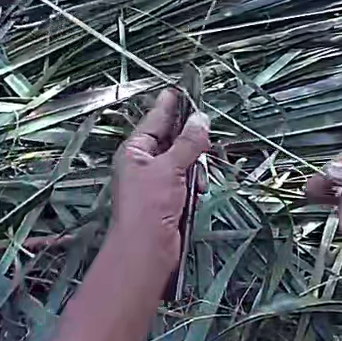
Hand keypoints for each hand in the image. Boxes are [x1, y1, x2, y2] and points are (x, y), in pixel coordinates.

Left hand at [110, 88, 210, 248]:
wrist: (146, 251)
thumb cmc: (150, 205)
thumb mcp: (170, 168)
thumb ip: (188, 143)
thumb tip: (202, 119)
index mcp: (135, 150)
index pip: (155, 119)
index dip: (170, 105)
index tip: (181, 89)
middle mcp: (143, 163)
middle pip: (172, 140)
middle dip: (190, 141)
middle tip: (206, 139)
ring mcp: (156, 181)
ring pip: (183, 160)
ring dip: (195, 166)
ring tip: (198, 180)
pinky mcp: (168, 198)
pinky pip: (186, 180)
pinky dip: (194, 183)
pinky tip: (198, 191)